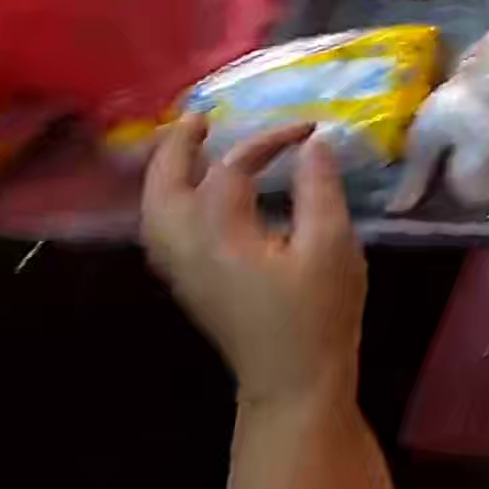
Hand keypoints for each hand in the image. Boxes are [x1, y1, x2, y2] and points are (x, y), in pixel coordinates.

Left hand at [141, 114, 366, 405]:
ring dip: (170, 173)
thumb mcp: (331, 244)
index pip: (230, 172)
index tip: (312, 129)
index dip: (268, 142)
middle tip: (202, 118)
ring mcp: (183, 268)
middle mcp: (184, 250)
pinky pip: (168, 226)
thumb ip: (320, 191)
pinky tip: (202, 193)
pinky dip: (177, 197)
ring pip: (157, 210)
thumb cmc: (320, 305)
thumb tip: (316, 145)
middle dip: (177, 150)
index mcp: (218, 238)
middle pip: (163, 190)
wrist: (294, 370)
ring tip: (194, 146)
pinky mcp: (195, 279)